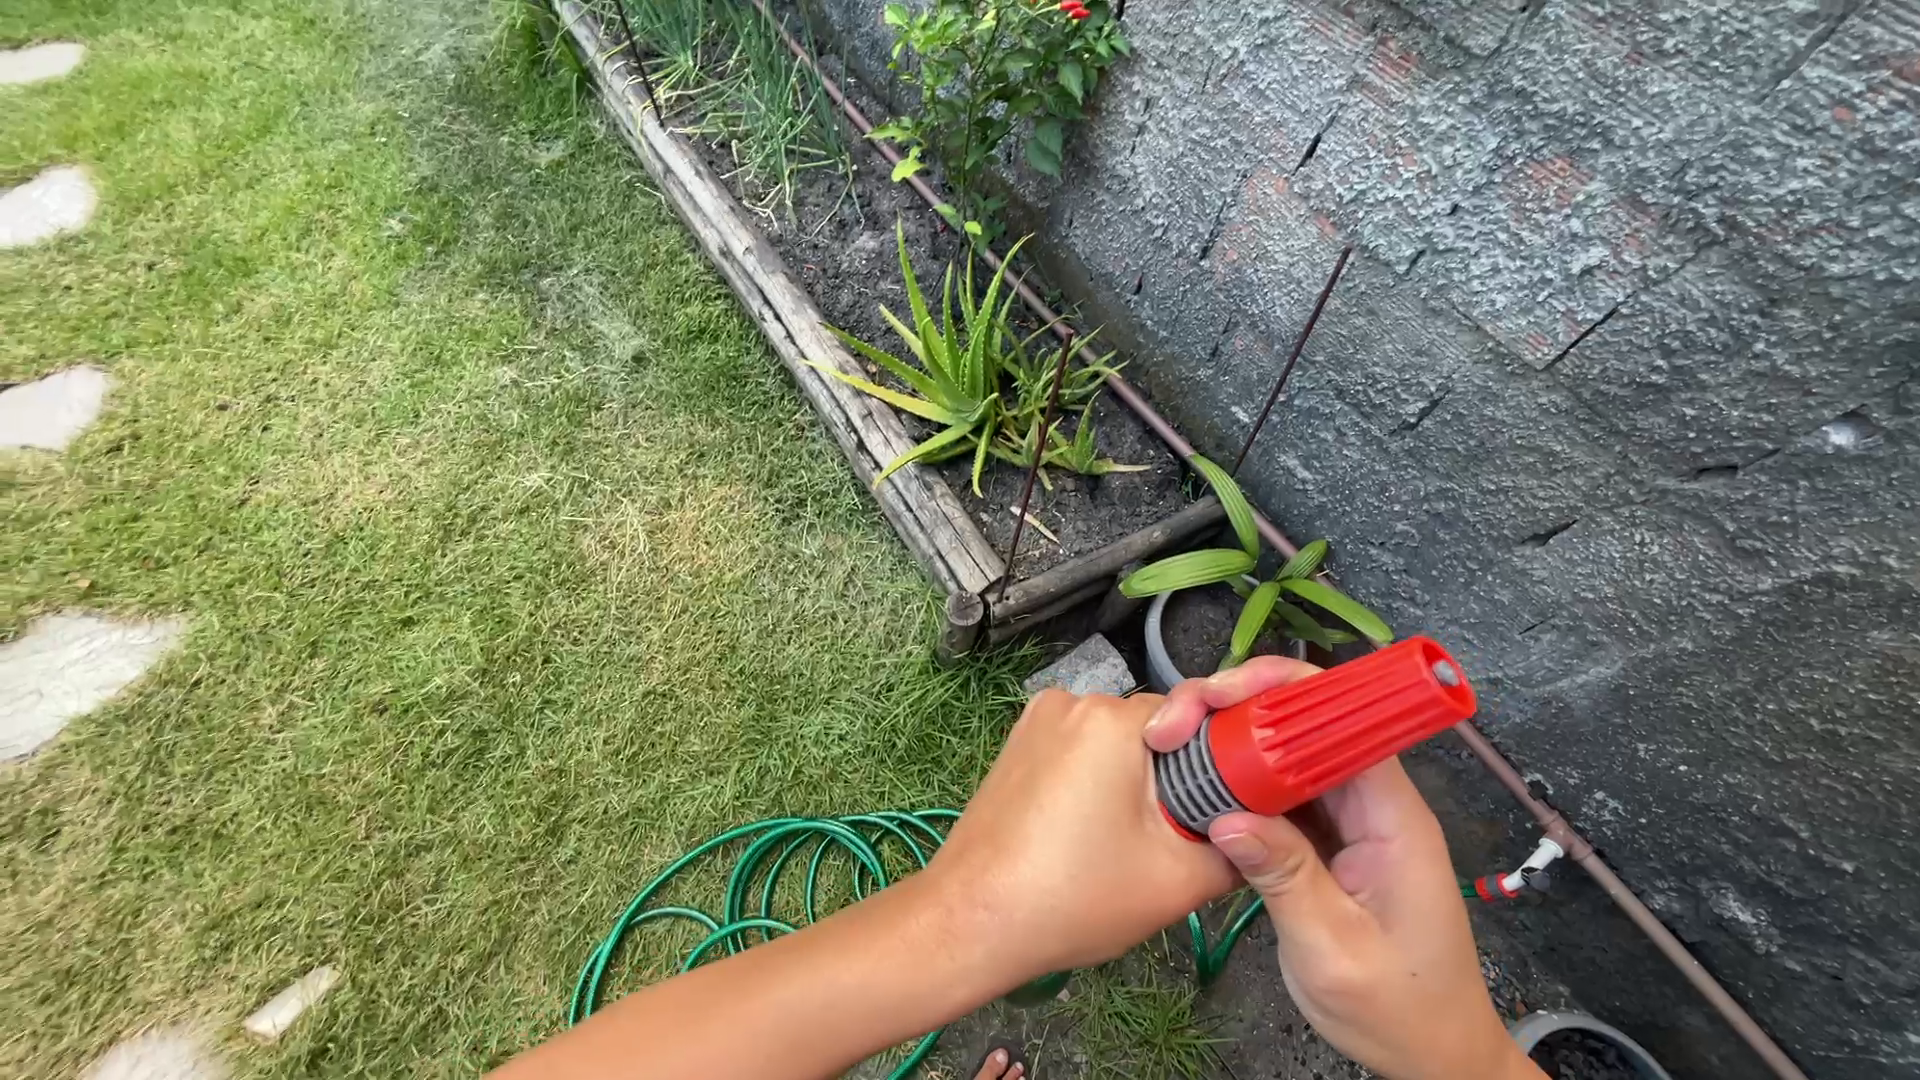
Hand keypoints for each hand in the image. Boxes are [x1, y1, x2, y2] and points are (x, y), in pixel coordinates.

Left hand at [923, 687, 1239, 982]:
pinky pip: (1078, 747)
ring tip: (1121, 837)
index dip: (1215, 766)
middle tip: (1166, 836)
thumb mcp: (1177, 880)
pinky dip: (1093, 777)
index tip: (1218, 810)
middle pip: (1151, 729)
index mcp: (1111, 717)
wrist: (973, 917)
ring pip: (1114, 740)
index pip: (1194, 721)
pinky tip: (1086, 826)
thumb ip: (1235, 845)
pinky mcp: (1017, 740)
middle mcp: (1072, 700)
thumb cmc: (1073, 895)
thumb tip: (1254, 829)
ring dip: (1129, 778)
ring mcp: (1038, 717)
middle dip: (1168, 776)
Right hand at [1146, 657, 1543, 1079]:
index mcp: (1390, 815)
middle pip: (1303, 722)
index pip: (1342, 722)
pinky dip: (1231, 774)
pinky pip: (1272, 786)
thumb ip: (1285, 878)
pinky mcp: (1317, 833)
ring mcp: (1341, 815)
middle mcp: (1366, 801)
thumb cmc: (1398, 1009)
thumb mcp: (1334, 951)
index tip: (1219, 697)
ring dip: (1226, 736)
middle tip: (1175, 720)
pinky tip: (1192, 774)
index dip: (1282, 692)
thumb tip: (1224, 815)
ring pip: (1280, 749)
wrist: (1430, 1054)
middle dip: (1237, 706)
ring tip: (1172, 737)